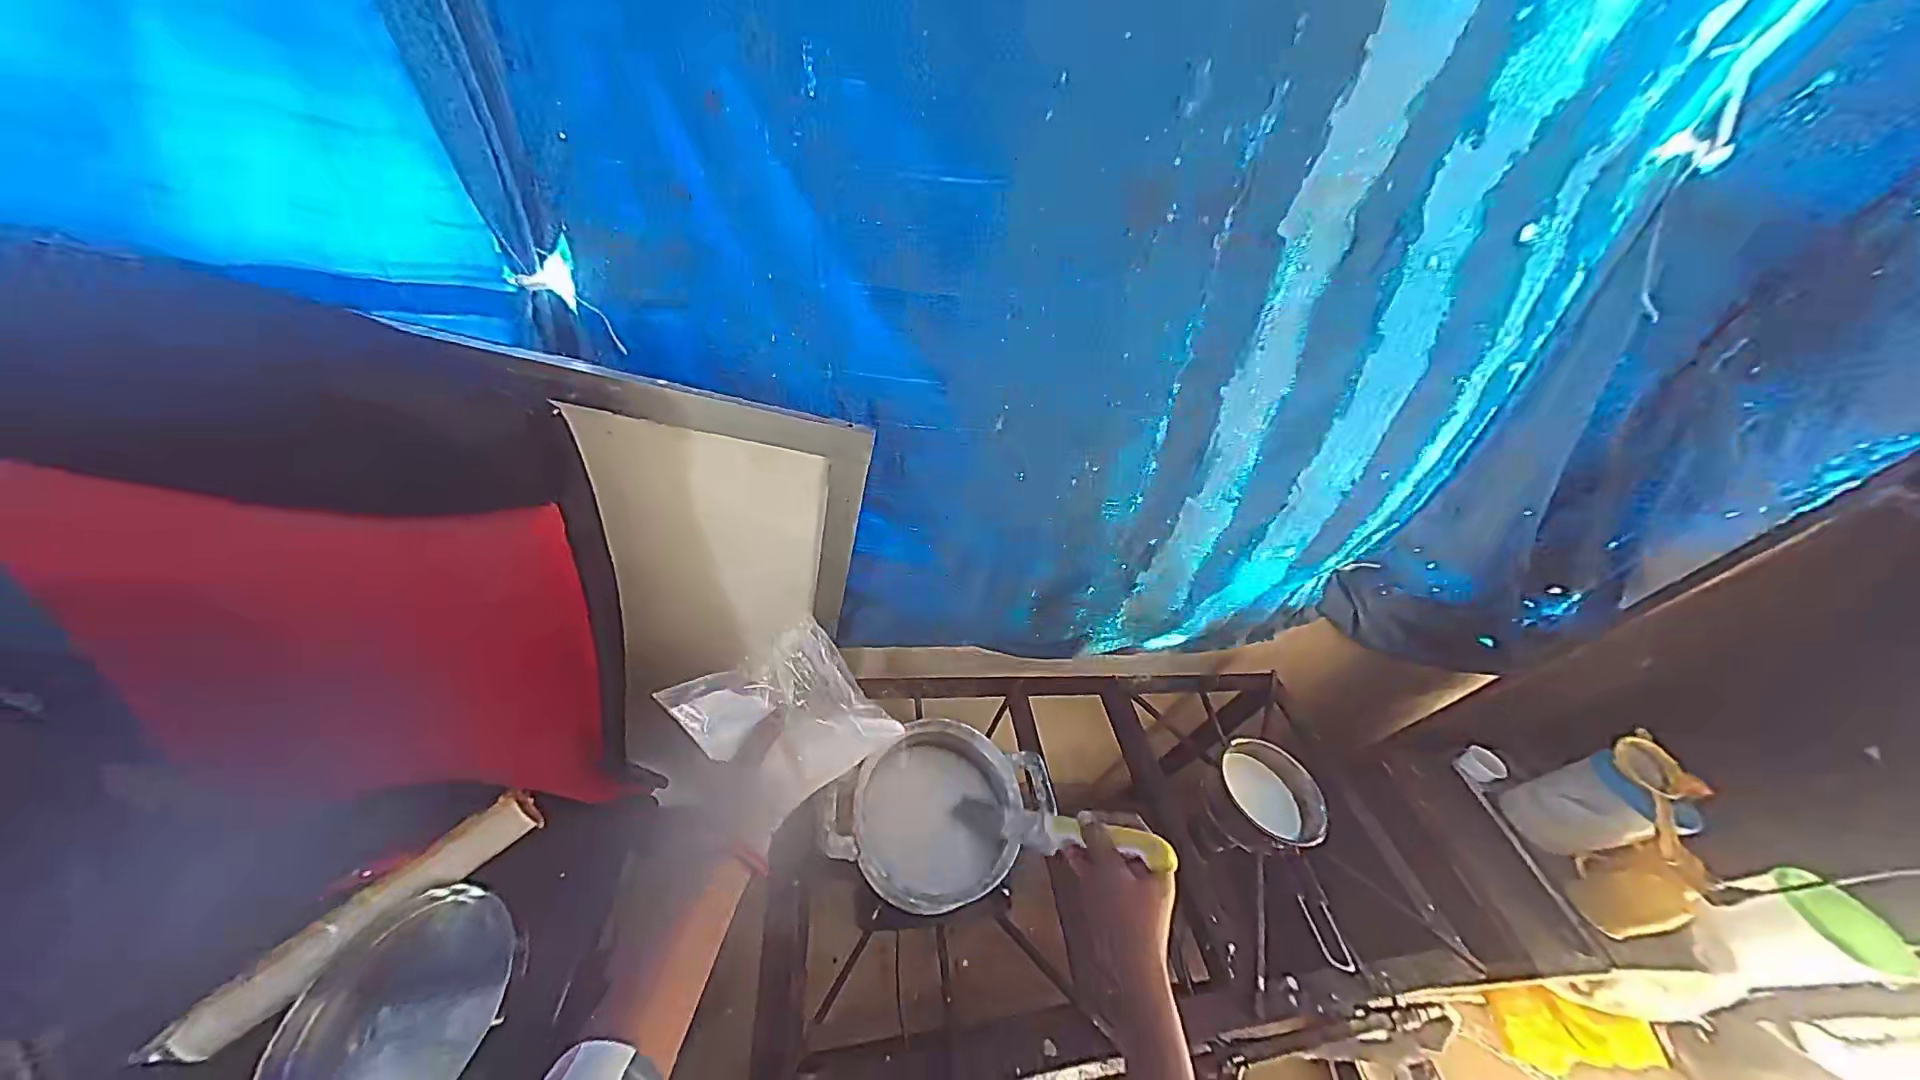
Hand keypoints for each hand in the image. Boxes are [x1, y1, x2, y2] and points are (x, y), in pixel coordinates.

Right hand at [1063, 816, 1176, 984]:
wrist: (1128, 971)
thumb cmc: (1127, 923)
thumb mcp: (1109, 871)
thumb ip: (1098, 840)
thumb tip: (1088, 820)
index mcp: (1159, 862)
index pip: (1135, 826)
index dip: (1109, 819)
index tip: (1087, 818)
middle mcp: (1149, 874)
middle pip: (1121, 842)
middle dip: (1095, 834)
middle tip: (1074, 828)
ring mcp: (1134, 891)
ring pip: (1109, 860)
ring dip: (1088, 849)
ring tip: (1068, 841)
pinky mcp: (1120, 905)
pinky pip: (1103, 877)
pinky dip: (1087, 867)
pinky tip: (1071, 858)